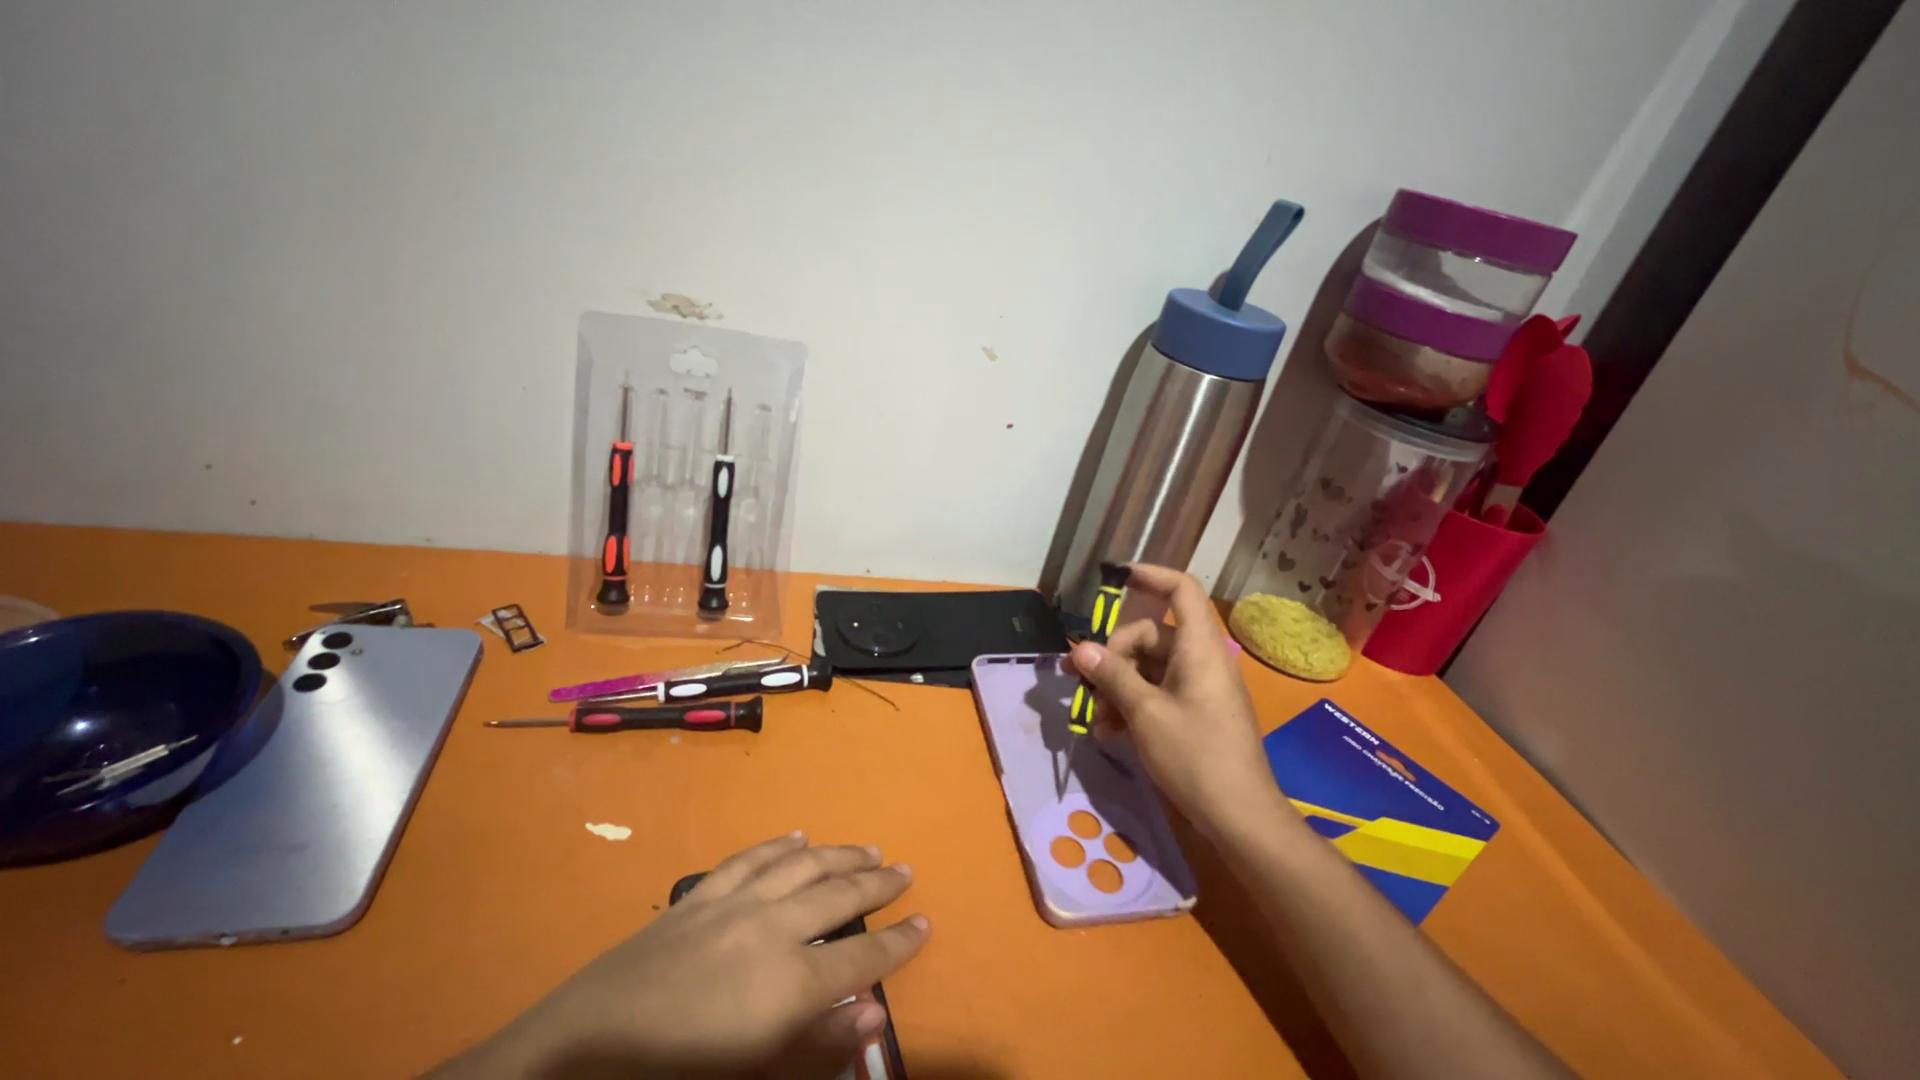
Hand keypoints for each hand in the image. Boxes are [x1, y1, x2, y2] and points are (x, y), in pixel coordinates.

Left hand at [434, 833, 927, 1078]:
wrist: (588, 1047)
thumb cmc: (682, 1070)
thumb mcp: (757, 1069)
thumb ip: (820, 1041)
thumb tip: (875, 1011)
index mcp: (792, 979)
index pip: (865, 954)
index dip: (901, 941)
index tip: (927, 922)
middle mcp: (774, 928)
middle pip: (840, 895)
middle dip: (878, 882)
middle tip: (906, 870)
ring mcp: (736, 904)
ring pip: (802, 865)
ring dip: (839, 853)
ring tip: (867, 847)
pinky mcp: (701, 897)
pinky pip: (750, 859)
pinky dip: (779, 845)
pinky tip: (796, 837)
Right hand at [1068, 564, 1287, 838]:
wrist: (1240, 815)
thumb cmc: (1195, 756)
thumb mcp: (1145, 714)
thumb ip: (1113, 676)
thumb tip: (1082, 650)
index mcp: (1199, 647)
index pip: (1181, 590)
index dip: (1150, 576)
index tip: (1114, 578)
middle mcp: (1201, 659)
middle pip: (1150, 634)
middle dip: (1113, 657)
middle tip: (1084, 685)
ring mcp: (1199, 687)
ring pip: (1148, 667)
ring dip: (1117, 687)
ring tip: (1095, 719)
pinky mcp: (1196, 713)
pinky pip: (1157, 692)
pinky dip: (1132, 705)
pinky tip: (1110, 733)